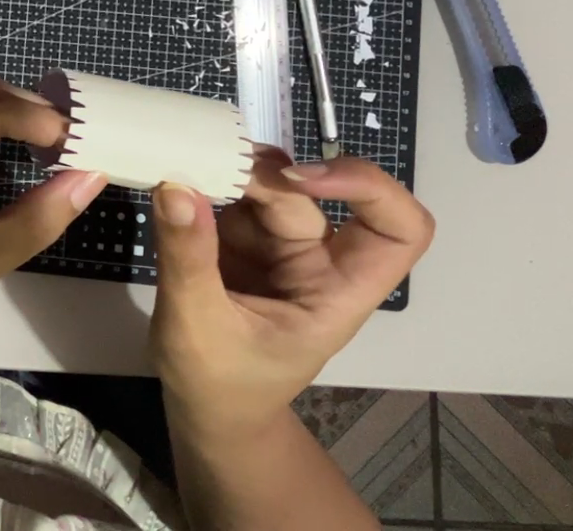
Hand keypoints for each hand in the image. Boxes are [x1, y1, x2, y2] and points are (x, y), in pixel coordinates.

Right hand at [150, 152, 434, 439]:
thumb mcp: (198, 326)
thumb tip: (176, 185)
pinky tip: (175, 182)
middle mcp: (315, 263)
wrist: (205, 409)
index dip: (366, 189)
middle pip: (303, 200)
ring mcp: (275, 249)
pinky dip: (204, 182)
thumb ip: (188, 257)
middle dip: (258, 178)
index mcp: (336, 293)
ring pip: (263, 191)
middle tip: (202, 163)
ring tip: (184, 165)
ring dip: (228, 173)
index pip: (397, 231)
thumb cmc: (219, 383)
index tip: (298, 176)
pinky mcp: (237, 242)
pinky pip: (227, 198)